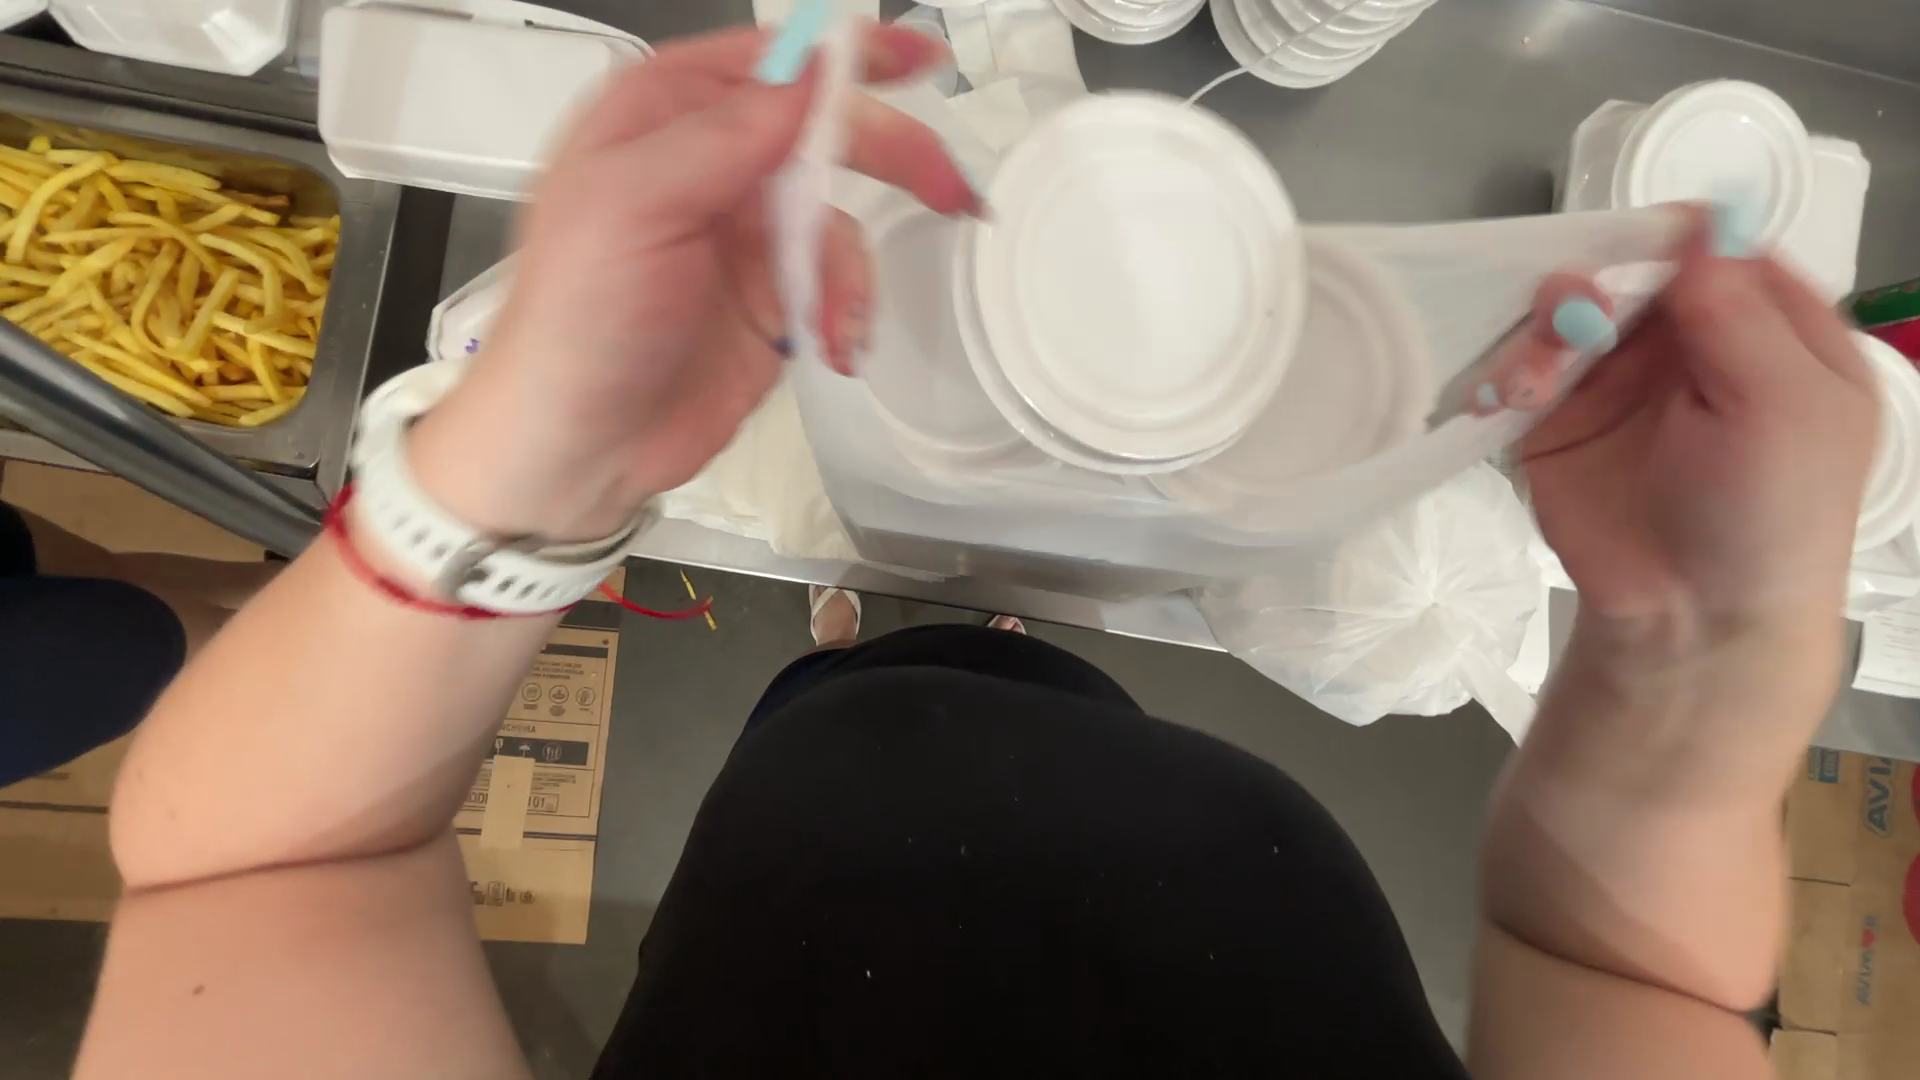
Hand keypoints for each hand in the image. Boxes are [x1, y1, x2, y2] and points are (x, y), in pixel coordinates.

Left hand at [405, 24, 979, 541]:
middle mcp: (714, 170)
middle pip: (827, 139)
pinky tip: (834, 349)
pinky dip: (848, 317)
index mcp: (666, 120)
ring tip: (836, 330)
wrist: (590, 441)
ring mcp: (749, 240)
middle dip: (894, 161)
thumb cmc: (581, 320)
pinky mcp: (776, 303)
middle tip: (951, 194)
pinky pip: (839, 288)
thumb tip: (813, 70)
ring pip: (842, 227)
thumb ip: (724, 133)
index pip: (773, 63)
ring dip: (853, 280)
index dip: (850, 58)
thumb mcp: (634, 206)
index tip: (920, 62)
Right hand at [1484, 207, 1877, 754]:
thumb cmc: (1769, 506)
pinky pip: (1513, 381)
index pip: (1711, 254)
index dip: (1668, 240)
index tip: (1627, 249)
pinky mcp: (1545, 425)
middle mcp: (1677, 348)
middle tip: (1566, 315)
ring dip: (1535, 341)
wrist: (1684, 605)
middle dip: (1588, 291)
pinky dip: (1498, 380)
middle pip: (1621, 283)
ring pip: (1557, 327)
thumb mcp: (1783, 405)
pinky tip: (1500, 400)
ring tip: (1527, 383)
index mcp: (1759, 330)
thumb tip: (1701, 223)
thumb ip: (1738, 316)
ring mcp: (1605, 387)